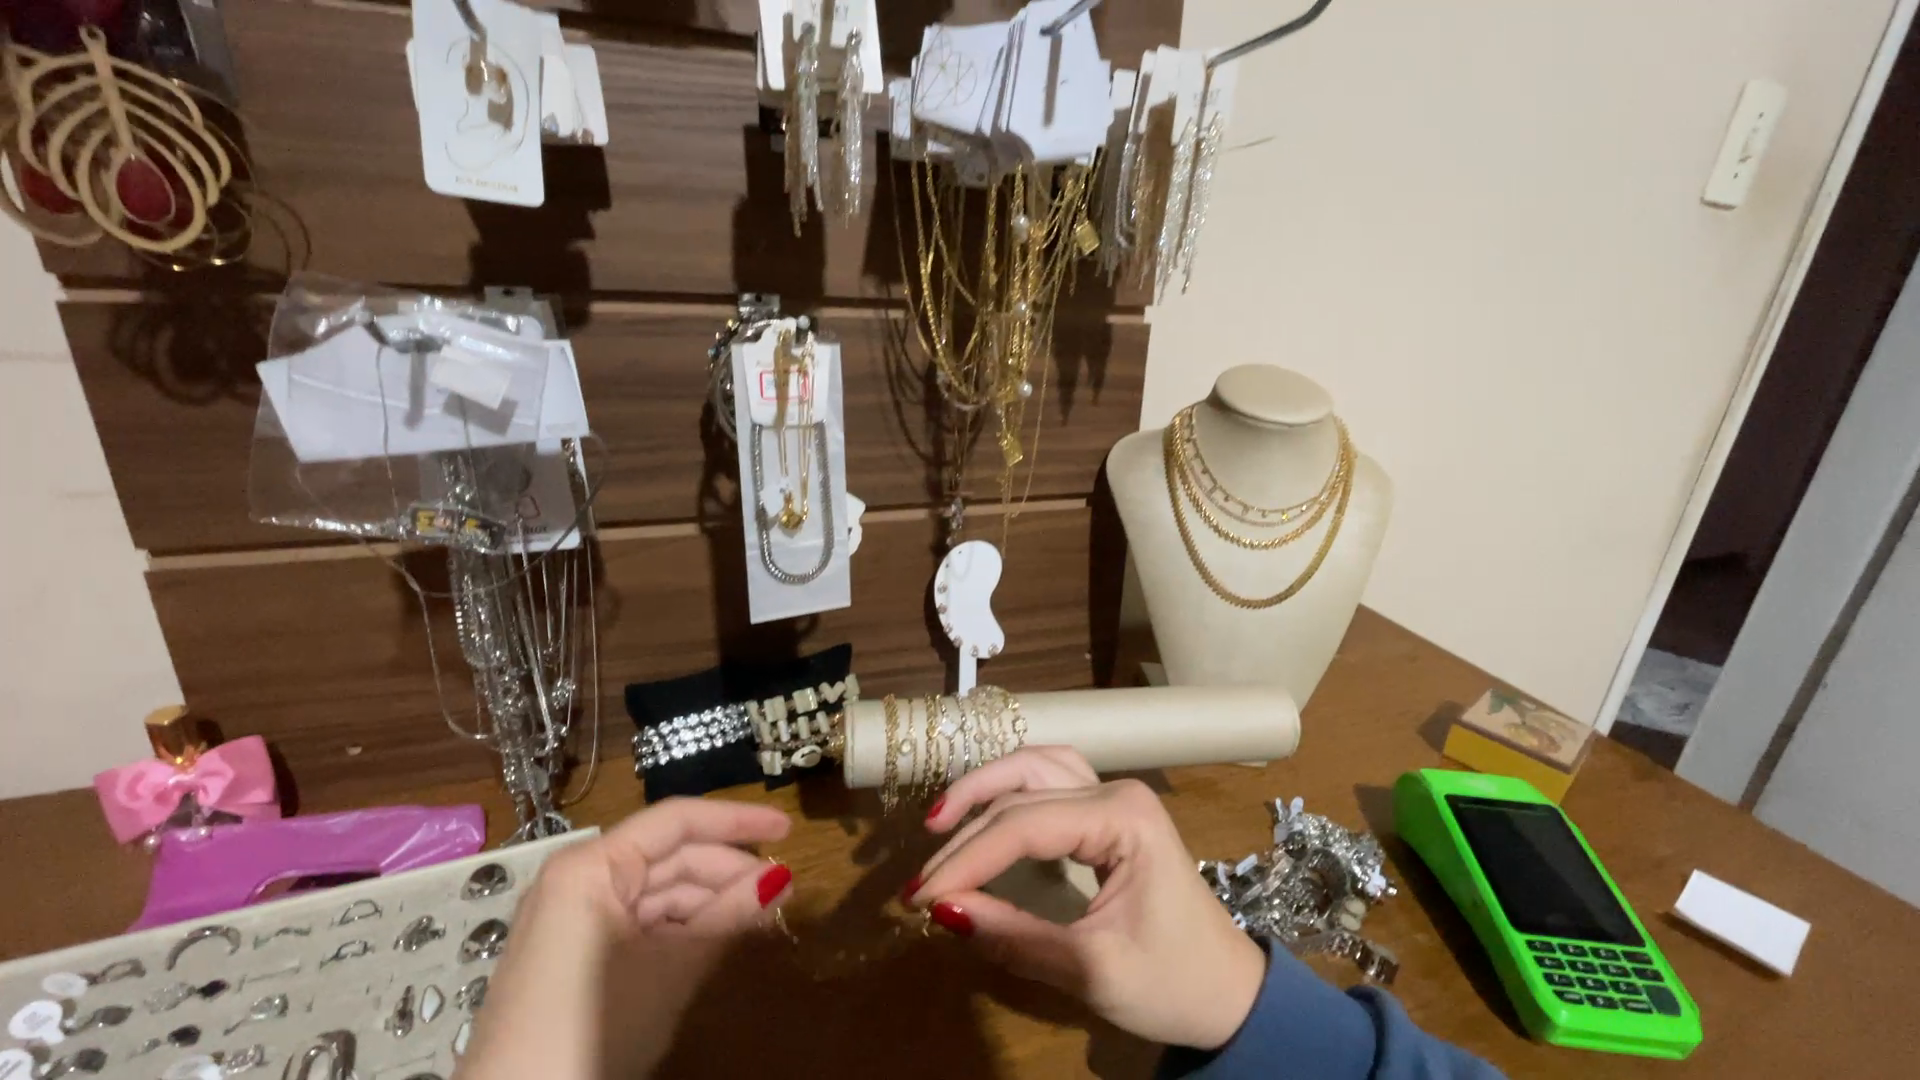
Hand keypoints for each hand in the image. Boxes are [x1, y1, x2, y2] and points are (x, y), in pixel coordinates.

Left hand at [458, 799, 793, 1079]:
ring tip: (763, 917)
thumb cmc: (593, 1026)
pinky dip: (683, 929)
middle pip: (670, 856)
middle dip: (729, 871)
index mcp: (592, 866)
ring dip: (711, 903)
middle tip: (785, 890)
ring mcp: (576, 919)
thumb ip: (727, 916)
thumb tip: (782, 879)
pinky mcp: (578, 956)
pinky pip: (642, 924)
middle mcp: (581, 879)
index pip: (676, 821)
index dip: (737, 820)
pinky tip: (721, 939)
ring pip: (659, 892)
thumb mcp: (671, 969)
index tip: (788, 829)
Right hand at [906, 748, 1266, 1050]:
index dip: (967, 859)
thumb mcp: (1091, 970)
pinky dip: (1010, 790)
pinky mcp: (1108, 811)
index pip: (1025, 825)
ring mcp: (1114, 795)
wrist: (1230, 993)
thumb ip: (1015, 937)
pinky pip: (1049, 781)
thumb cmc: (1173, 984)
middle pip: (1023, 792)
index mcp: (1124, 819)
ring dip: (984, 789)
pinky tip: (984, 808)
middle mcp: (1117, 791)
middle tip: (921, 876)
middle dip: (966, 830)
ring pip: (1034, 768)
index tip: (920, 898)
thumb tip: (942, 912)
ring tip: (938, 821)